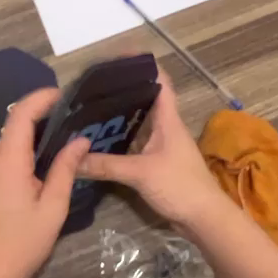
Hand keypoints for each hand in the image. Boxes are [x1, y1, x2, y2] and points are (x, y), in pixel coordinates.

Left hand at [0, 87, 89, 277]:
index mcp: (8, 161)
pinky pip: (5, 153)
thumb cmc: (24, 241)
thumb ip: (65, 169)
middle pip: (15, 125)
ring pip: (10, 139)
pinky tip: (45, 158)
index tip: (62, 94)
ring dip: (33, 134)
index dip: (40, 99)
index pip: (21, 115)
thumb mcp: (53, 207)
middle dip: (41, 115)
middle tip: (72, 116)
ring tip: (64, 135)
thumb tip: (80, 140)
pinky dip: (24, 148)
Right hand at [77, 69, 232, 232]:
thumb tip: (73, 158)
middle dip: (122, 90)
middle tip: (92, 87)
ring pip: (139, 122)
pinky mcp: (157, 163)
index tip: (117, 58)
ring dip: (119, 116)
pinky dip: (120, 140)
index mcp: (168, 119)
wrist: (204, 219)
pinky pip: (136, 143)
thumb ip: (106, 165)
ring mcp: (162, 146)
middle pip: (145, 99)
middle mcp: (165, 127)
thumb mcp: (140, 173)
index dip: (142, 64)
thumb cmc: (180, 186)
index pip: (159, 80)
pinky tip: (100, 142)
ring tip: (90, 109)